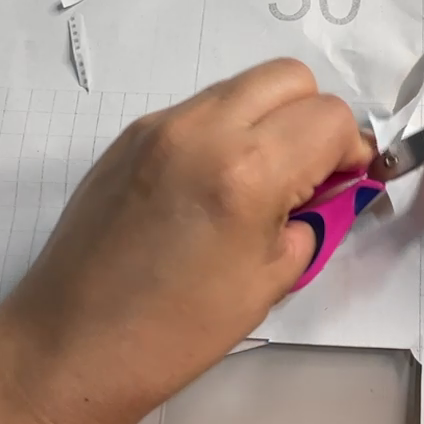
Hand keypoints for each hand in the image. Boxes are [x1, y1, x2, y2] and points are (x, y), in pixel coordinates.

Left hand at [0, 59, 369, 423]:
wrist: (70, 346)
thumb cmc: (180, 330)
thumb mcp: (273, 278)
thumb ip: (314, 216)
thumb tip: (332, 186)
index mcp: (248, 170)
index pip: (330, 118)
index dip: (352, 148)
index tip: (346, 181)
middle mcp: (204, 128)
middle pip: (292, 78)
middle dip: (314, 118)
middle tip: (307, 172)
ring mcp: (162, 124)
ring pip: (245, 85)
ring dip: (270, 118)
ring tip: (258, 177)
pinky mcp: (132, 132)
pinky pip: (202, 107)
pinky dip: (227, 129)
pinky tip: (212, 183)